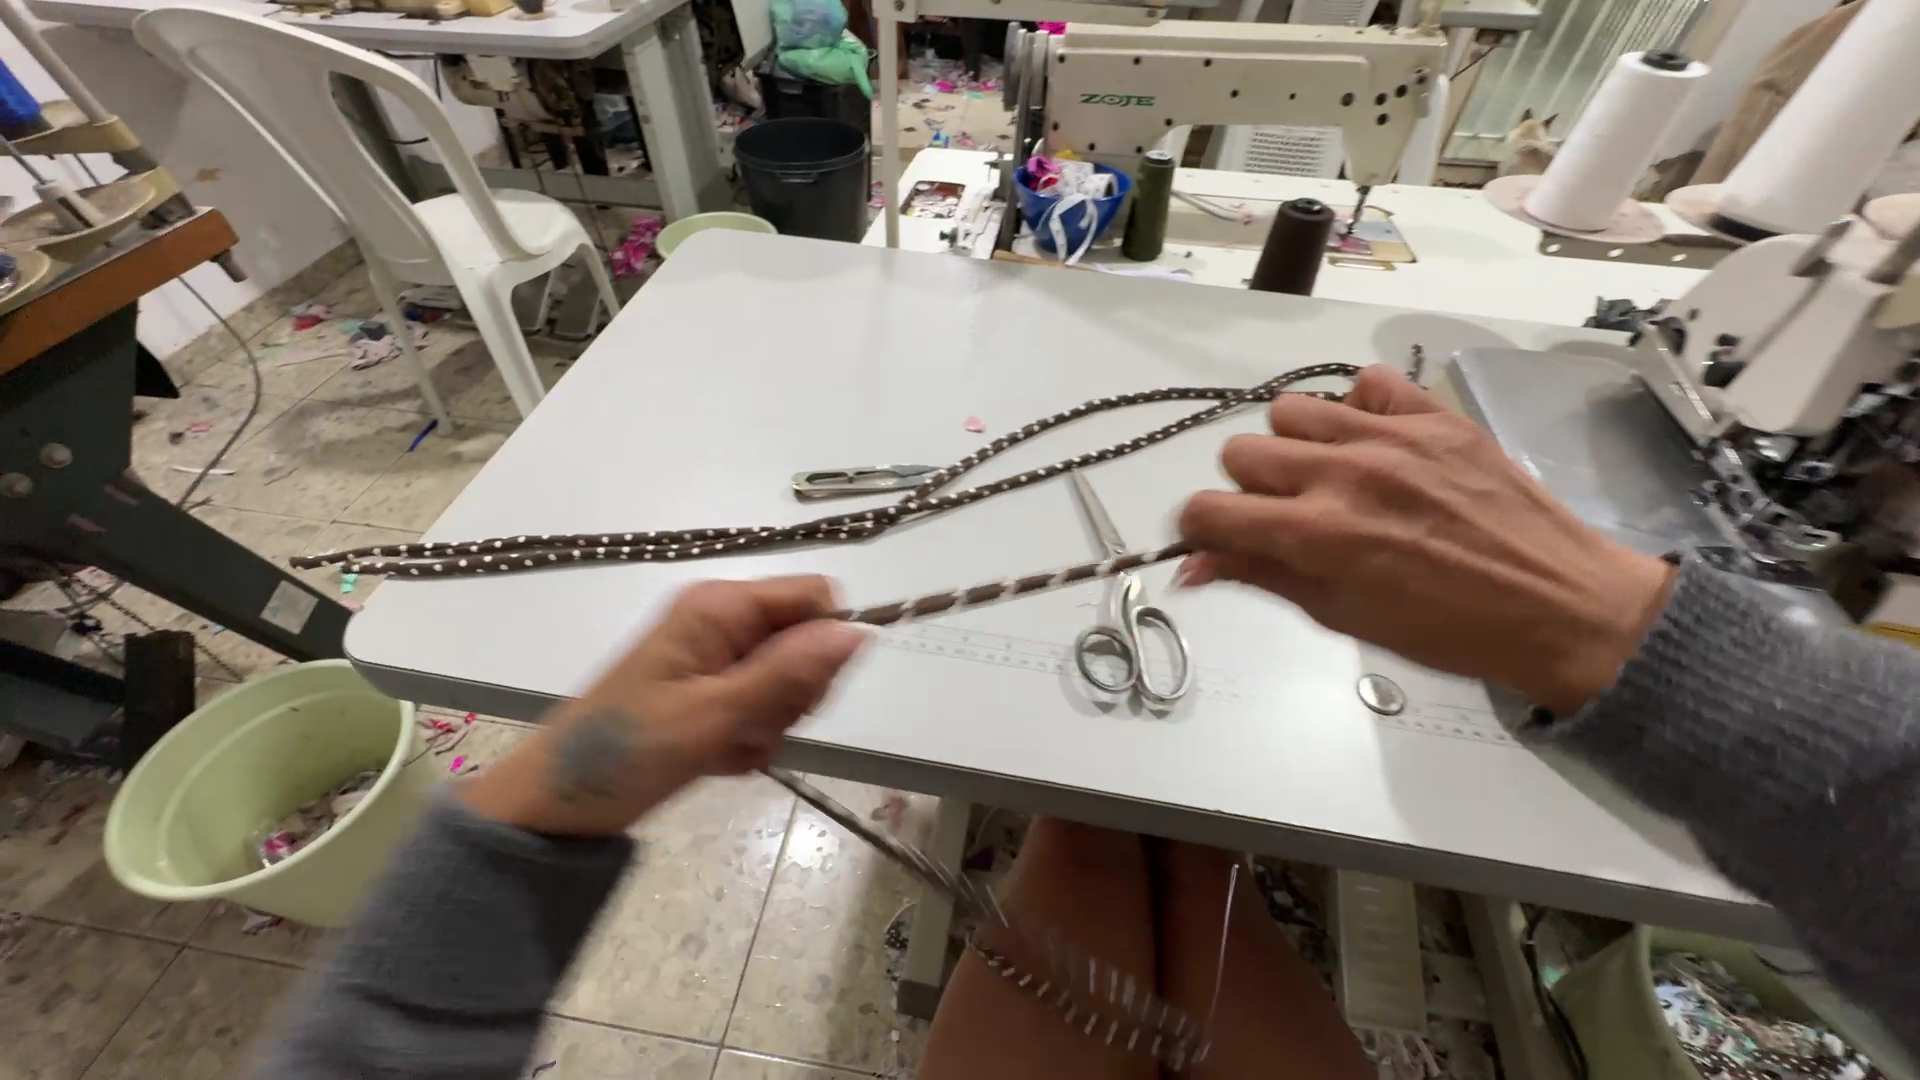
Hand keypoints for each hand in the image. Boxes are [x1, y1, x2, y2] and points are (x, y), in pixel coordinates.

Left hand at [462, 577, 865, 834]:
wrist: (562, 804)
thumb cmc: (628, 750)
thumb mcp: (716, 713)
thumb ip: (790, 672)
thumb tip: (859, 631)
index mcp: (721, 606)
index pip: (815, 596)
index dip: (825, 641)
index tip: (805, 691)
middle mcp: (724, 620)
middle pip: (807, 639)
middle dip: (795, 691)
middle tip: (756, 724)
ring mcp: (719, 654)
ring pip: (791, 677)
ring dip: (773, 719)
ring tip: (730, 744)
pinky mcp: (714, 687)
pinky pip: (766, 703)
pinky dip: (754, 734)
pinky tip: (720, 755)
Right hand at [1178, 365, 1674, 713]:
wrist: (1563, 608)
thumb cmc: (1442, 630)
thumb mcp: (1338, 614)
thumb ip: (1258, 575)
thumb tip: (1187, 568)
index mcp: (1317, 535)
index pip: (1207, 509)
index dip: (1198, 527)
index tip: (1218, 539)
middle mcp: (1344, 474)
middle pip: (1240, 451)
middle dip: (1248, 488)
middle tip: (1287, 515)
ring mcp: (1392, 436)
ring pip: (1290, 410)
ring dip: (1293, 446)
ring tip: (1328, 476)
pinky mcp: (1436, 416)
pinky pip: (1366, 382)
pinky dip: (1356, 408)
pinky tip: (1373, 444)